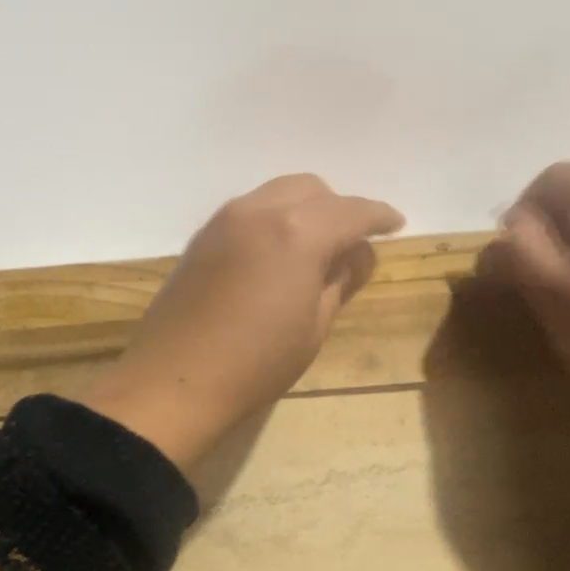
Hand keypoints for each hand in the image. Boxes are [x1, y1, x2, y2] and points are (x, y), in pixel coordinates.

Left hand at [78, 175, 404, 473]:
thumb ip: (340, 279)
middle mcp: (260, 211)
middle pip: (311, 189)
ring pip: (277, 193)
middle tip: (351, 244)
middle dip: (338, 208)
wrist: (174, 381)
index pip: (351, 211)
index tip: (395, 225)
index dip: (378, 217)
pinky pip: (250, 211)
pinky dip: (273, 219)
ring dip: (304, 209)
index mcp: (298, 233)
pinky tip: (276, 255)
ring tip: (314, 249)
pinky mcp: (202, 237)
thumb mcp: (314, 327)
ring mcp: (224, 220)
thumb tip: (357, 253)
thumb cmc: (256, 363)